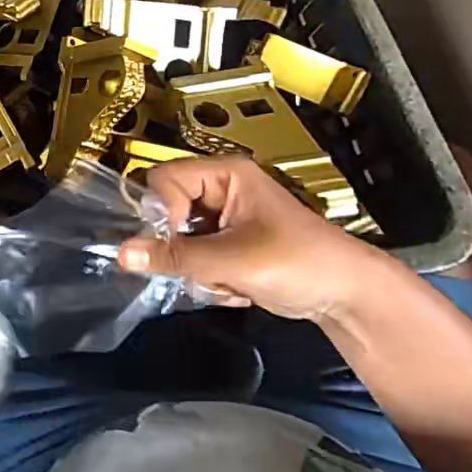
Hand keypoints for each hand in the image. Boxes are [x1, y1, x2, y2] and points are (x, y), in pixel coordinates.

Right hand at [119, 155, 392, 320]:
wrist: (350, 297)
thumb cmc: (298, 263)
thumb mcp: (233, 260)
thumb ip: (175, 257)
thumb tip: (121, 254)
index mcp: (225, 174)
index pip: (164, 179)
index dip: (164, 210)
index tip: (178, 240)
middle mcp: (219, 188)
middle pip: (168, 209)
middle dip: (180, 245)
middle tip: (200, 268)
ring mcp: (223, 216)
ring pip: (178, 236)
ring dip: (194, 265)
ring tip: (224, 281)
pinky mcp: (226, 242)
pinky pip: (193, 253)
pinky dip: (205, 274)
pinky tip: (232, 287)